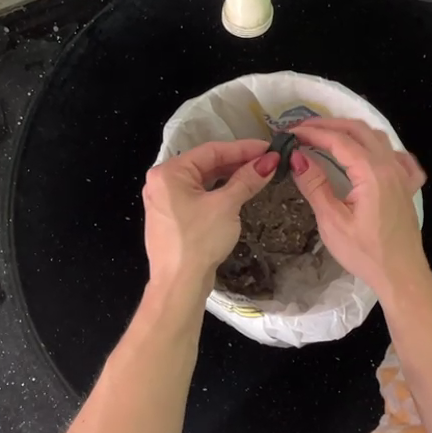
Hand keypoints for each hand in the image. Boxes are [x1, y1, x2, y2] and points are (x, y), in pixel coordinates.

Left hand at [142, 139, 278, 293]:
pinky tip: (237, 192)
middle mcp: (162, 182)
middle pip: (205, 164)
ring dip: (229, 177)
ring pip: (202, 181)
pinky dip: (217, 192)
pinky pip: (197, 196)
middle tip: (267, 161)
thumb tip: (269, 161)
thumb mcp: (226, 206)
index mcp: (169, 172)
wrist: (178, 284)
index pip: (211, 151)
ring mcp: (164, 201)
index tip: (269, 148)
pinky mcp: (172, 218)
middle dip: (237, 162)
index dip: (243, 148)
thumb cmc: (199, 240)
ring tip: (257, 174)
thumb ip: (247, 180)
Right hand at [288, 117, 428, 297]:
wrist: (401, 276)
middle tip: (303, 130)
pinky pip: (397, 156)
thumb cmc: (365, 253)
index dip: (313, 132)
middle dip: (329, 125)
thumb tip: (296, 157)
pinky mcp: (408, 186)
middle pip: (359, 130)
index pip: (339, 140)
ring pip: (378, 138)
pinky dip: (379, 148)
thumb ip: (315, 185)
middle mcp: (390, 166)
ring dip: (351, 132)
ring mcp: (403, 175)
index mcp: (372, 173)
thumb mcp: (332, 221)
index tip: (290, 132)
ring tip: (327, 136)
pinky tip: (370, 155)